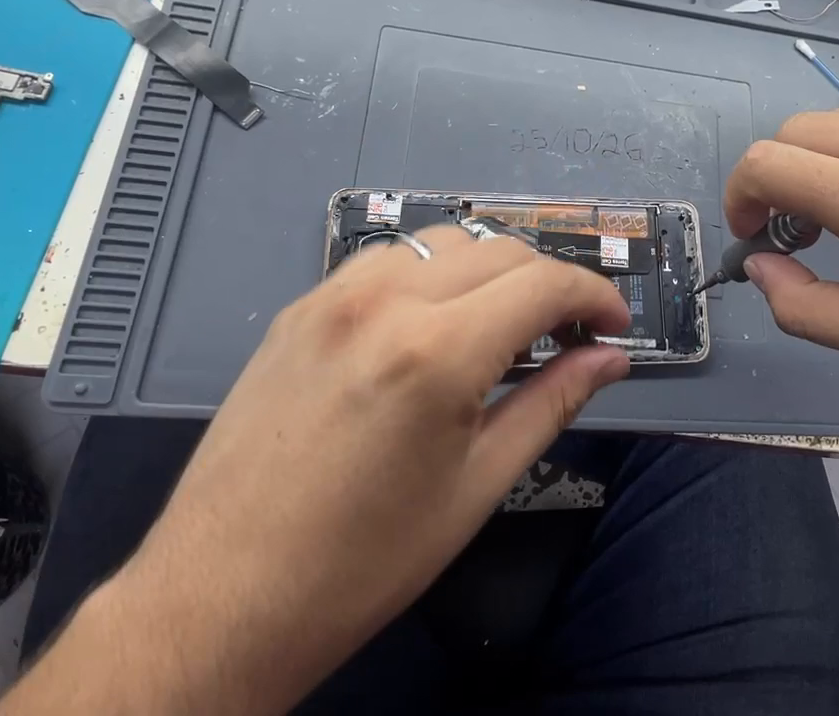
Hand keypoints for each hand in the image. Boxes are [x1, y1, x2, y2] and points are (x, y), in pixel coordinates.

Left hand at [115, 226, 631, 707]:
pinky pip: (387, 262)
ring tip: (502, 330)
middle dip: (549, 283)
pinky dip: (432, 276)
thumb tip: (610, 360)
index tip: (615, 329)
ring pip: (442, 243)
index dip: (594, 297)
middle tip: (567, 338)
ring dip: (490, 271)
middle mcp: (384, 299)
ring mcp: (333, 296)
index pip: (543, 283)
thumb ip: (552, 403)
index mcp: (436, 349)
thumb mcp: (479, 484)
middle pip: (499, 249)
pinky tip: (434, 326)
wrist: (224, 596)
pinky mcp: (300, 310)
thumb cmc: (367, 559)